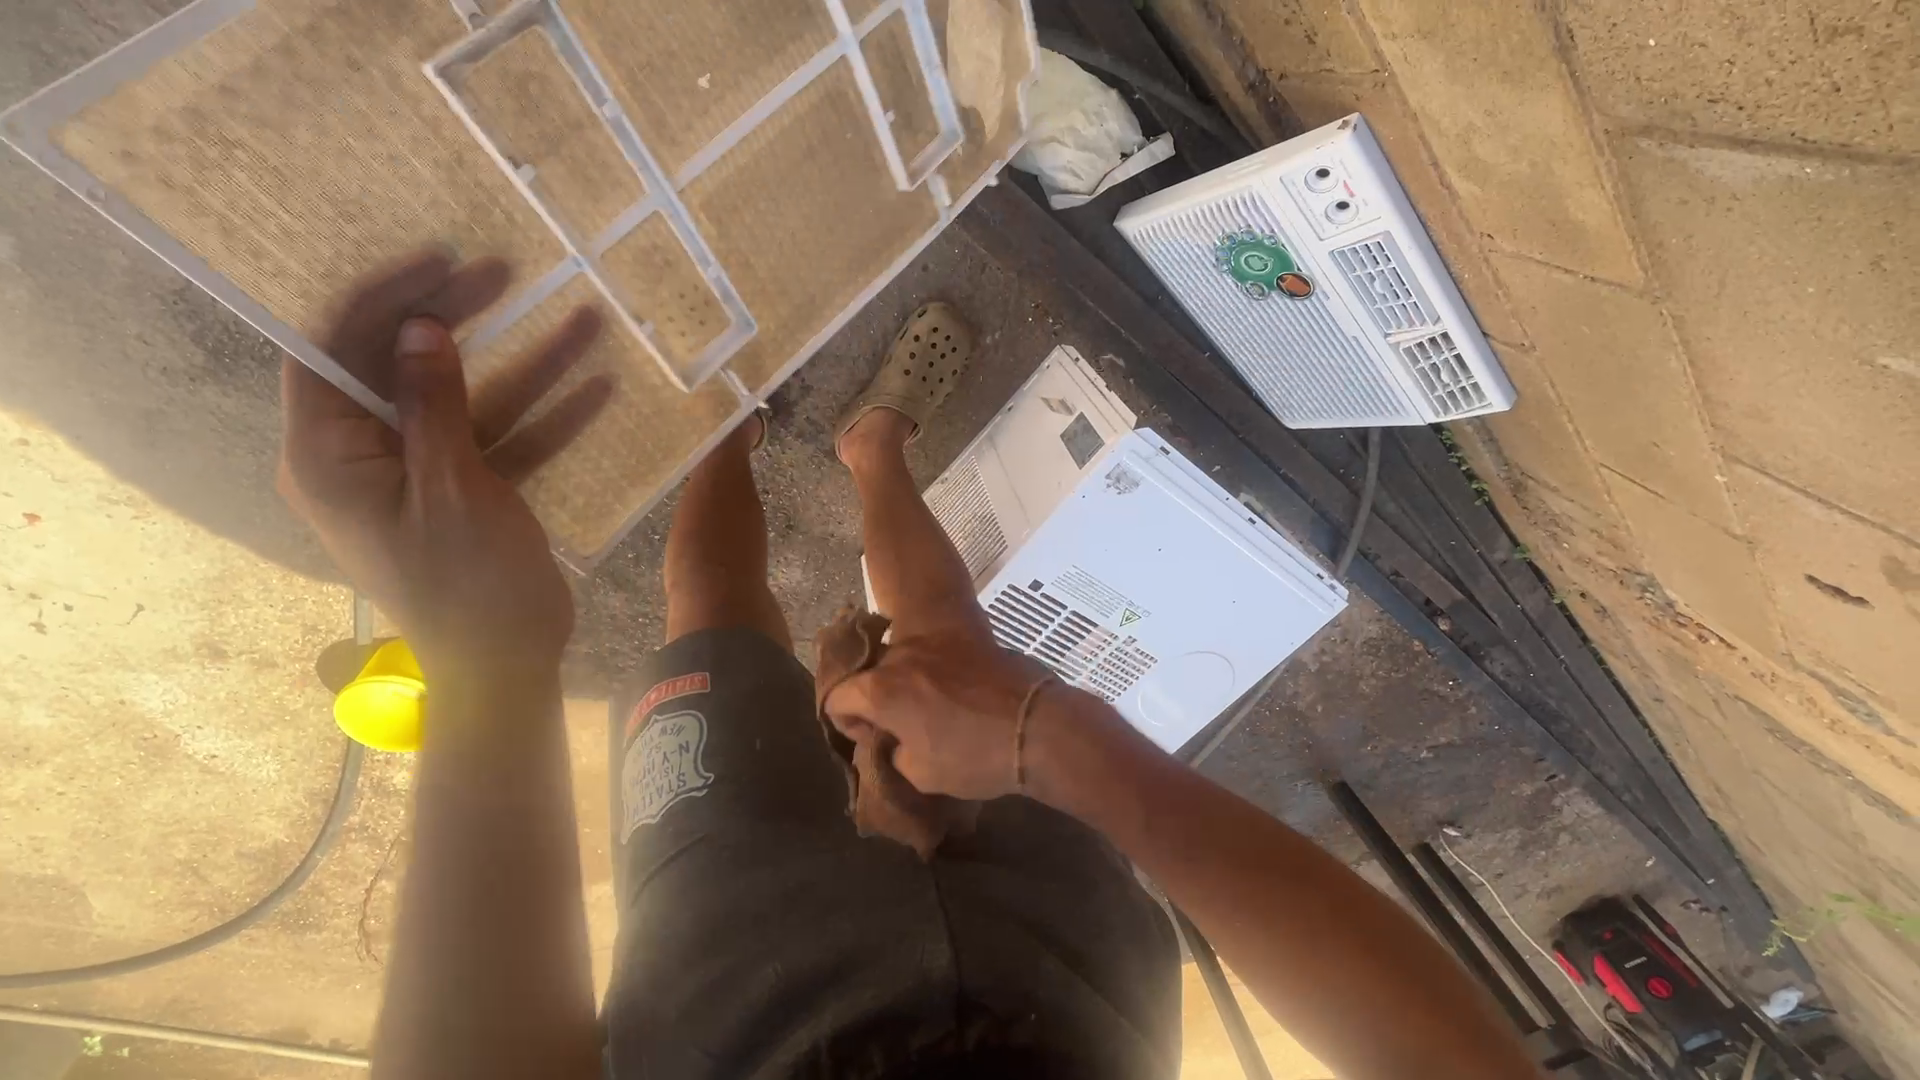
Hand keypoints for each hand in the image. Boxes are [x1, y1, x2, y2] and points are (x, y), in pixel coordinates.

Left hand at [279, 252, 612, 679]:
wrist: (507, 666)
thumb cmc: (467, 585)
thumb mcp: (451, 488)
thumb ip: (432, 404)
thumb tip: (416, 326)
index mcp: (329, 455)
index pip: (333, 350)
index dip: (382, 298)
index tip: (441, 262)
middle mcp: (367, 456)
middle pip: (407, 366)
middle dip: (459, 320)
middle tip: (508, 273)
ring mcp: (425, 474)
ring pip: (470, 401)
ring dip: (527, 366)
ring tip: (584, 321)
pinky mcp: (472, 492)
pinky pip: (506, 441)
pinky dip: (548, 418)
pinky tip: (598, 389)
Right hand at [822, 629, 1073, 800]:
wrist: (1036, 725)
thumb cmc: (974, 756)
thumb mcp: (921, 774)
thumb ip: (893, 754)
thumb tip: (892, 741)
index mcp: (880, 690)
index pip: (836, 698)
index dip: (847, 724)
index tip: (874, 741)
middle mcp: (900, 656)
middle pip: (870, 673)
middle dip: (876, 699)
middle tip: (898, 725)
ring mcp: (934, 640)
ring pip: (902, 657)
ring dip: (906, 680)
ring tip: (929, 706)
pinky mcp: (966, 636)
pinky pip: (936, 650)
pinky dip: (936, 667)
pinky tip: (955, 689)